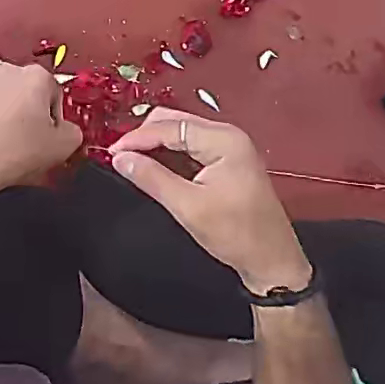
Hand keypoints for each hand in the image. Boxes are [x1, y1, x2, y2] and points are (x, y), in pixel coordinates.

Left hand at [0, 62, 81, 213]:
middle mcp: (10, 70)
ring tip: (6, 142)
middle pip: (30, 92)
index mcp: (38, 76)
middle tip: (29, 141)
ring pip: (5, 95)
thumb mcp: (63, 147)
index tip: (49, 137)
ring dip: (8, 112)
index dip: (55, 119)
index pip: (55, 94)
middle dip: (31, 113)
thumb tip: (68, 131)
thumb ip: (74, 132)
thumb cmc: (12, 151)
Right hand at [109, 109, 312, 294]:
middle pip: (175, 122)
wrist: (272, 261)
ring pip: (181, 132)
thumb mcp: (188, 207)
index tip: (112, 152)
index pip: (170, 127)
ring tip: (131, 161)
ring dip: (156, 143)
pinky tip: (154, 166)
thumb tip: (120, 158)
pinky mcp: (226, 158)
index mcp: (224, 139)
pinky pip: (191, 145)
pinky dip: (169, 152)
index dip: (137, 138)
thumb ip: (152, 178)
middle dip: (145, 136)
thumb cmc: (236, 234)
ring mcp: (229, 145)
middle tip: (119, 156)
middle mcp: (227, 134)